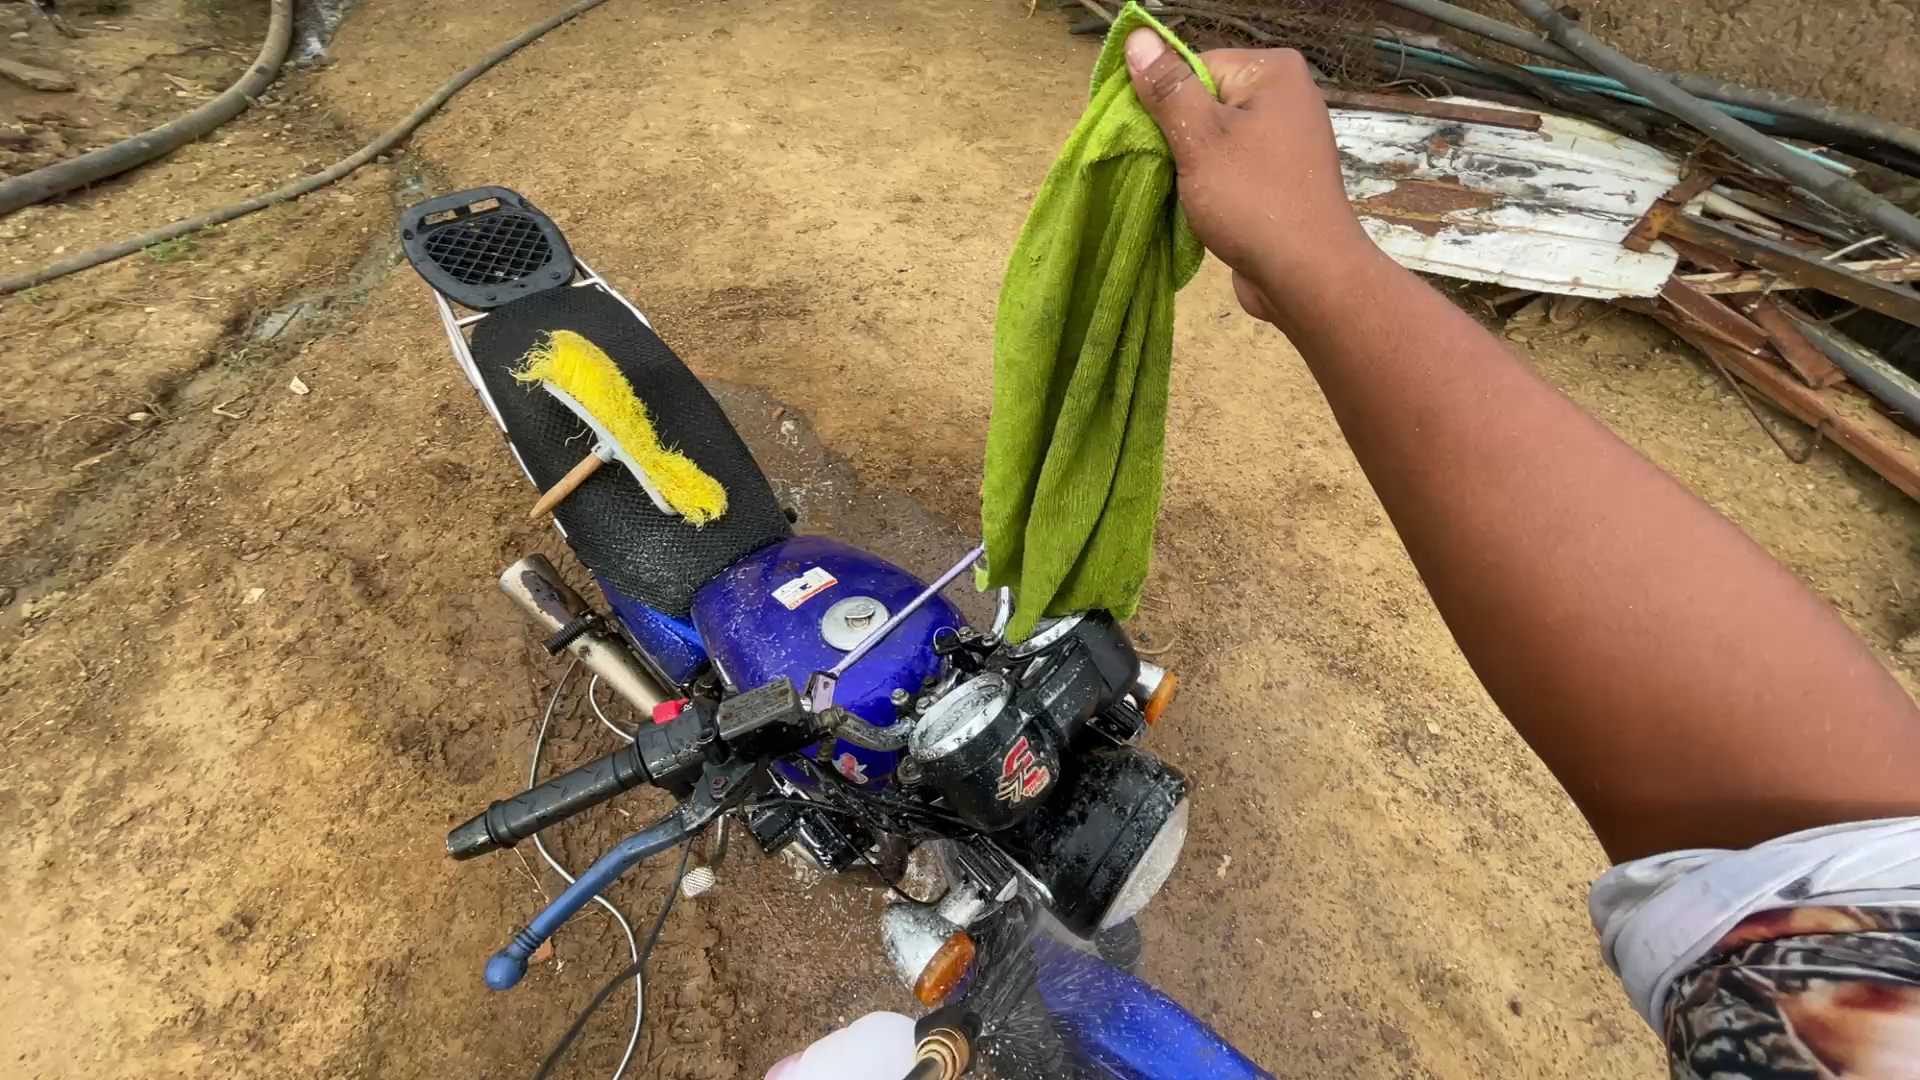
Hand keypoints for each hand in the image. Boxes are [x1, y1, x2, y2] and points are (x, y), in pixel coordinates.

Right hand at [1123, 30, 1376, 322]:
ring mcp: (1284, 144)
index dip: (1163, 102)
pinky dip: (1209, 190)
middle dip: (1176, 140)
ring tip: (1180, 196)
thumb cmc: (1253, 201)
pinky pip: (1231, 173)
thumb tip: (1138, 39)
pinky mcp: (1278, 183)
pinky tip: (1199, 212)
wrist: (1304, 273)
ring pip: (1216, 144)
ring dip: (1189, 170)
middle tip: (1158, 172)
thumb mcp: (1200, 140)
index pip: (1196, 66)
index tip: (1142, 140)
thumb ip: (1168, 90)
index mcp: (1272, 72)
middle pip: (1205, 104)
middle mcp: (1285, 99)